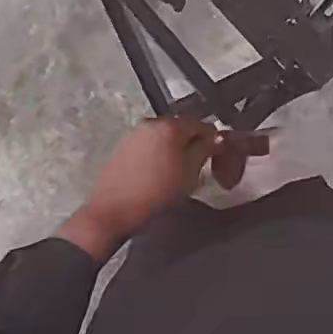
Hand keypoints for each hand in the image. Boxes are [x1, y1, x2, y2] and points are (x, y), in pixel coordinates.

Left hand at [57, 117, 267, 259]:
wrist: (113, 211)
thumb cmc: (155, 194)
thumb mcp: (189, 175)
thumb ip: (204, 151)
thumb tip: (215, 139)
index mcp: (169, 126)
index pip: (201, 124)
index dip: (213, 139)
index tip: (219, 156)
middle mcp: (150, 122)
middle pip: (181, 127)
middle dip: (194, 141)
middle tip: (203, 163)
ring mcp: (134, 133)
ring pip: (164, 135)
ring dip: (176, 146)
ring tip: (182, 169)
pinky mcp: (123, 146)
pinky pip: (150, 143)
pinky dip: (160, 151)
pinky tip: (162, 171)